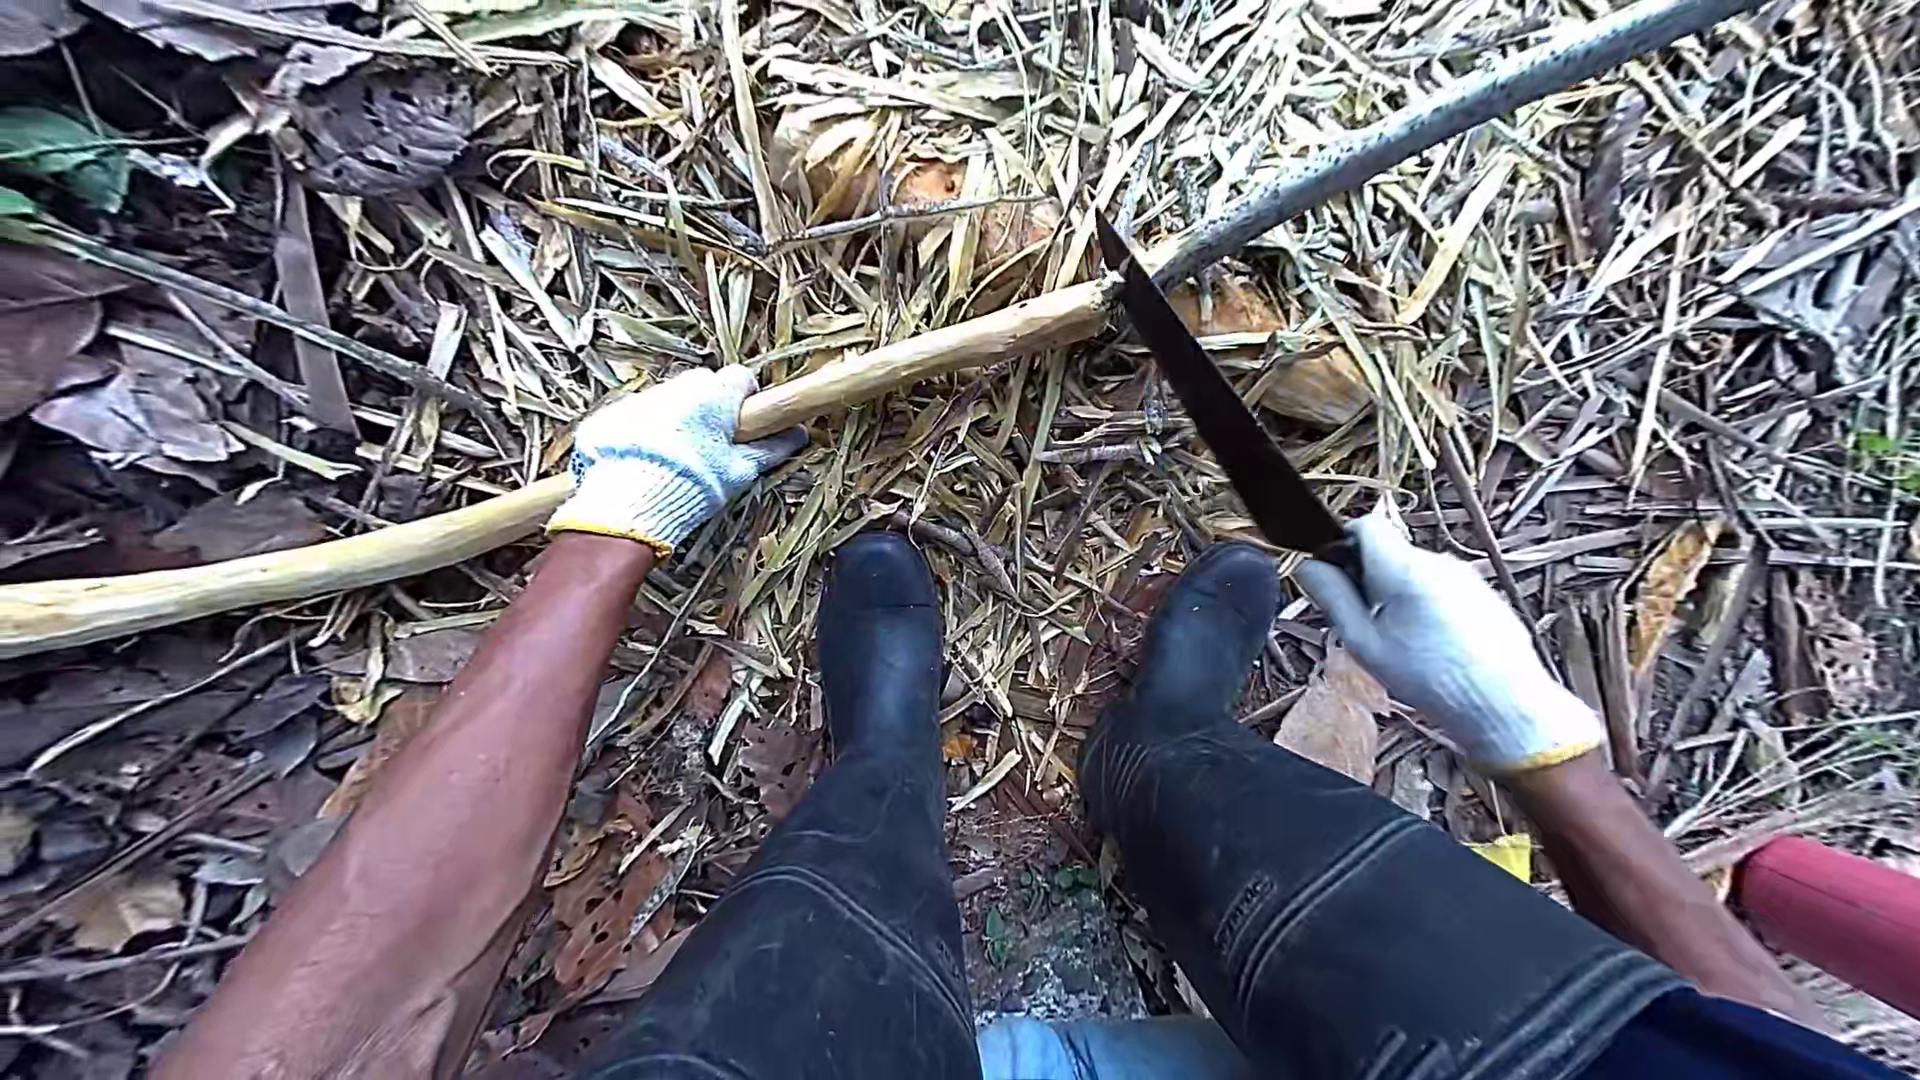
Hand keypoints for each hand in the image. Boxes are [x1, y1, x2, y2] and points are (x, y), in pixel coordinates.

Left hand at [547, 367, 807, 555]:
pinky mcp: (612, 413)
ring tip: (680, 458)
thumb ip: (771, 449)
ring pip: (673, 398)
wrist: (626, 505)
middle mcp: (678, 386)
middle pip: (706, 384)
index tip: (746, 426)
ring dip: (682, 418)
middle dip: (714, 407)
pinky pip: (641, 413)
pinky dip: (650, 430)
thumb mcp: (740, 471)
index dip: (749, 400)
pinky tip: (650, 461)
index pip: (741, 377)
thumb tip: (800, 434)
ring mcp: (642, 397)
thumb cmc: (696, 486)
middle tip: (715, 446)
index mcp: (714, 395)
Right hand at [1294, 510, 1602, 773]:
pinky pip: (1436, 585)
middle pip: (1386, 551)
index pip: (1366, 524)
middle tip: (1364, 622)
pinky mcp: (1482, 593)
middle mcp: (1437, 562)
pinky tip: (1428, 642)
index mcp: (1404, 569)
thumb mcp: (1362, 641)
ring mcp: (1465, 576)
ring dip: (1394, 592)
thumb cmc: (1428, 677)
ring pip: (1410, 570)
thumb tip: (1307, 565)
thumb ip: (1332, 596)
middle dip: (1366, 577)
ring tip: (1398, 638)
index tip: (1338, 578)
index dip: (1343, 544)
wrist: (1505, 707)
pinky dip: (1422, 603)